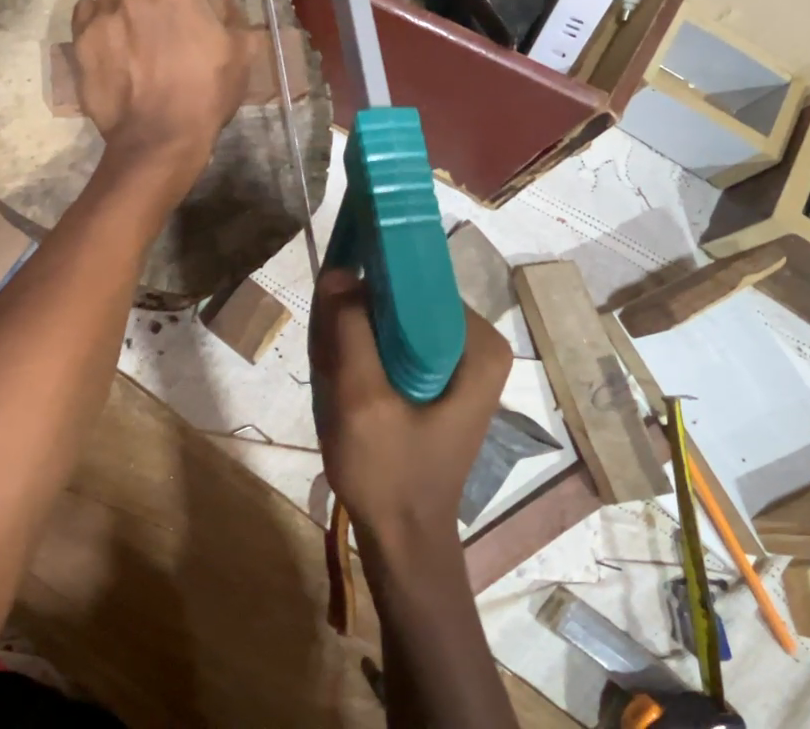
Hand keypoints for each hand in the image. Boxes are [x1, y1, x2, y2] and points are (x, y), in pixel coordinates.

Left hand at [71, 0, 249, 181]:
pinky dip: (95, 15)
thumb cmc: (205, 97)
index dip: (191, 0)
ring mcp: (106, 12)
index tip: (190, 19)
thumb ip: (231, 16)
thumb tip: (217, 3)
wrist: (158, 137)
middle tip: (160, 24)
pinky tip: (105, 32)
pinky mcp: (82, 36)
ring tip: (129, 20)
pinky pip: (85, 9)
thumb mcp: (241, 54)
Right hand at [308, 268, 511, 541]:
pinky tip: (345, 380)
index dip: (374, 281)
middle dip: (363, 313)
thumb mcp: (362, 398)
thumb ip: (351, 332)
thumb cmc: (388, 471)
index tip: (336, 300)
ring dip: (359, 335)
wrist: (403, 536)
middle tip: (330, 345)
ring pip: (397, 323)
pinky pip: (396, 346)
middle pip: (408, 301)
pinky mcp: (439, 384)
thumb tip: (341, 272)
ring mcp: (459, 367)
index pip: (421, 282)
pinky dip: (367, 353)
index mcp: (479, 346)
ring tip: (335, 367)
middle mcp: (477, 347)